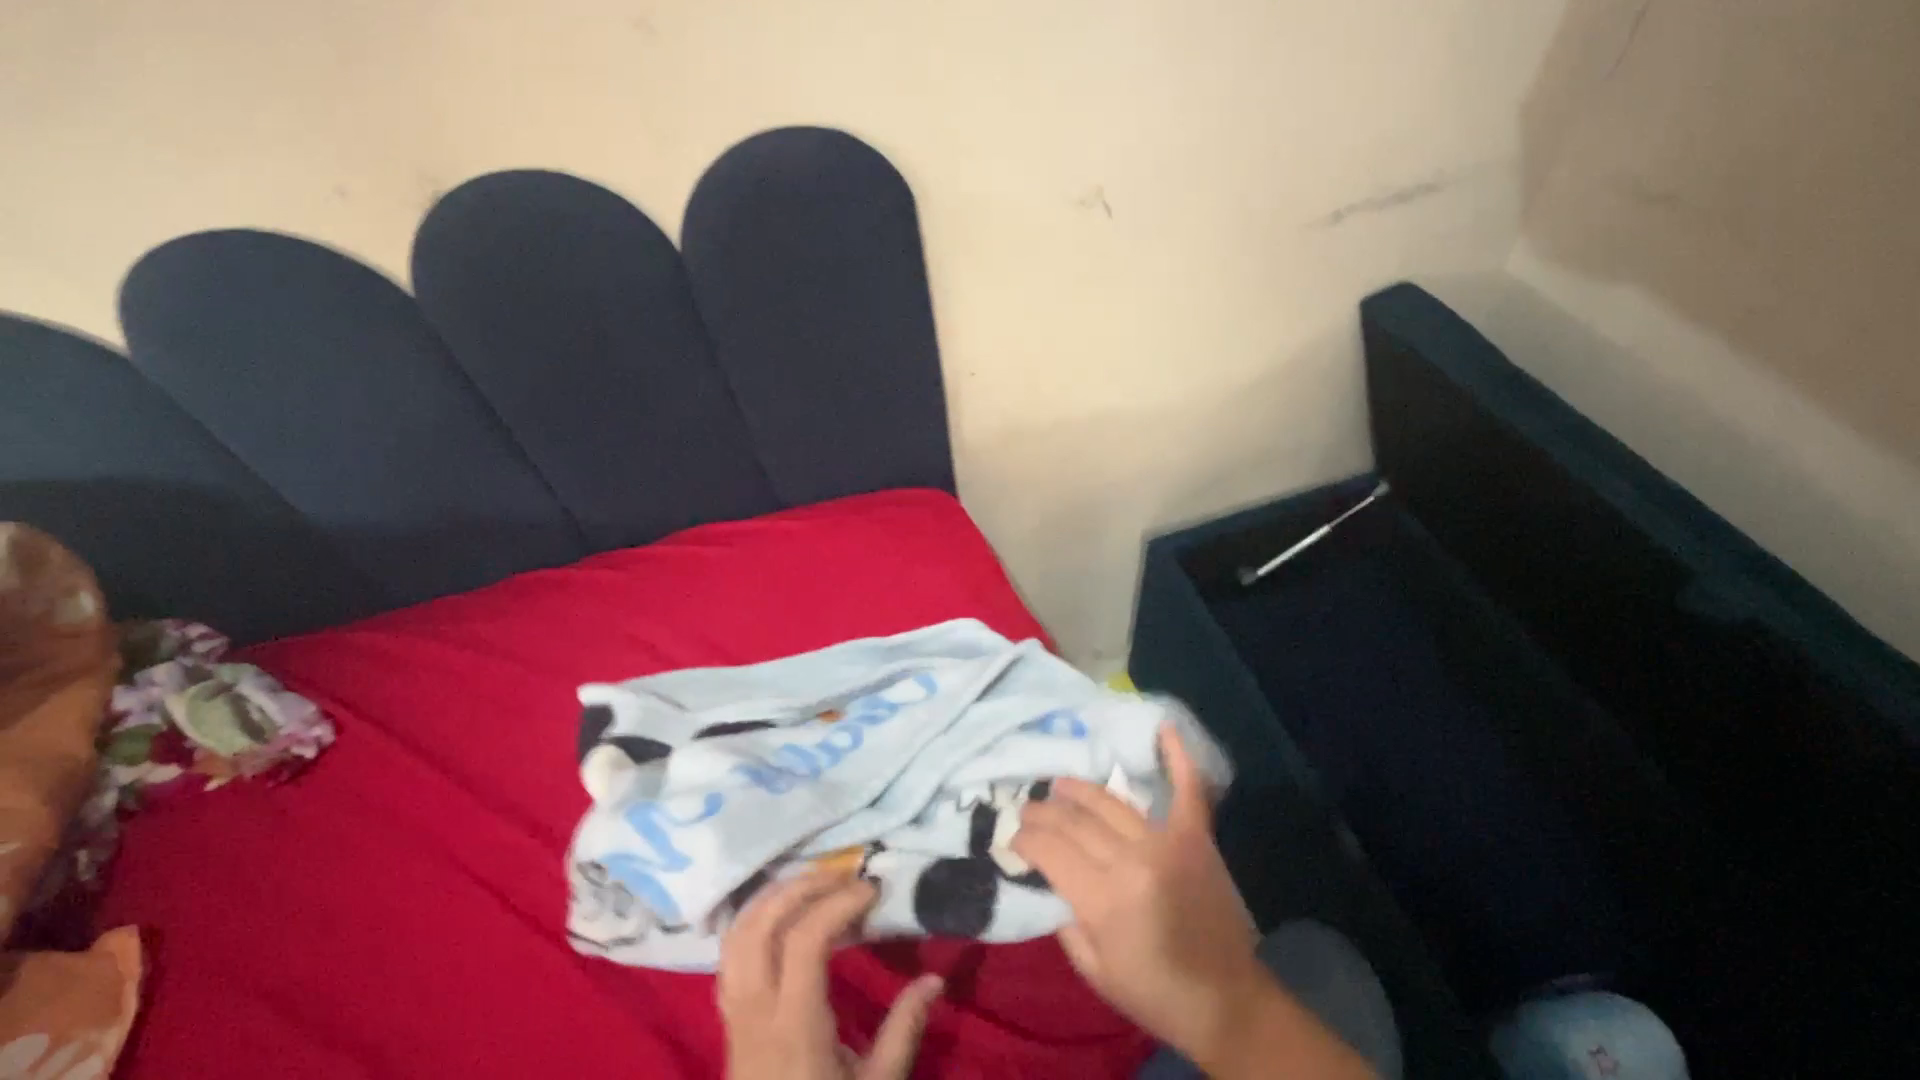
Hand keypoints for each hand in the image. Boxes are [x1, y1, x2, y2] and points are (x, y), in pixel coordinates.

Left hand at [718, 872, 943, 1079]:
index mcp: (794, 1028)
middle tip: (844, 875)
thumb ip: (903, 1030)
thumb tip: (934, 978)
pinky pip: (729, 954)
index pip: (803, 941)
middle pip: (760, 924)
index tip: (872, 890)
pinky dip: (755, 920)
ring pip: (736, 934)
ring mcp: (732, 1013)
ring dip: (774, 898)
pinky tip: (783, 917)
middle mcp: (754, 1011)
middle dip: (802, 887)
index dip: (836, 904)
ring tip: (815, 884)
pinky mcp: (726, 1019)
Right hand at [1011, 724, 1267, 1062]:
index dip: (1025, 838)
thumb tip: (1052, 879)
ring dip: (1080, 791)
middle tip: (1027, 808)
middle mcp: (1132, 860)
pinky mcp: (1196, 838)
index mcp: (1103, 898)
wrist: (1227, 1001)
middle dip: (1044, 812)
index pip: (1049, 849)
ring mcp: (1167, 843)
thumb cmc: (1154, 993)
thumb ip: (1066, 920)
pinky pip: (1187, 791)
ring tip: (1060, 785)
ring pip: (1112, 803)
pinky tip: (1164, 728)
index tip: (1013, 836)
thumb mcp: (1093, 970)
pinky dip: (1178, 758)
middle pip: (1075, 821)